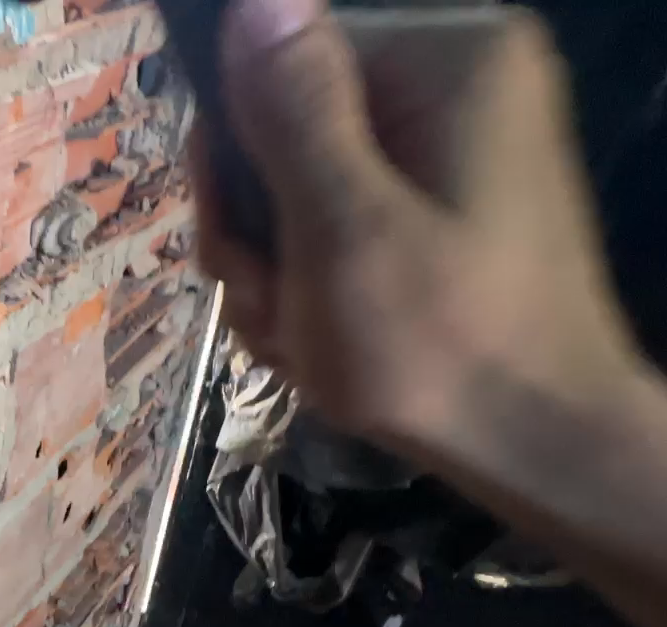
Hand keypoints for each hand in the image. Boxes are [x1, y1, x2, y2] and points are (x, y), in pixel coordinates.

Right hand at [194, 0, 644, 461]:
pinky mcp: (413, 207)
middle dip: (247, 231)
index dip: (231, 157)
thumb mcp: (343, 227)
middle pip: (268, 135)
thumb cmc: (431, 338)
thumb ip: (295, 114)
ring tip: (298, 325)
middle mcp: (439, 92)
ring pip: (274, 196)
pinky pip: (306, 231)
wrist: (520, 437)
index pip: (275, 63)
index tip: (242, 238)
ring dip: (262, 273)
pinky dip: (290, 288)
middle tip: (276, 296)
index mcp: (442, 68)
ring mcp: (428, 154)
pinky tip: (312, 331)